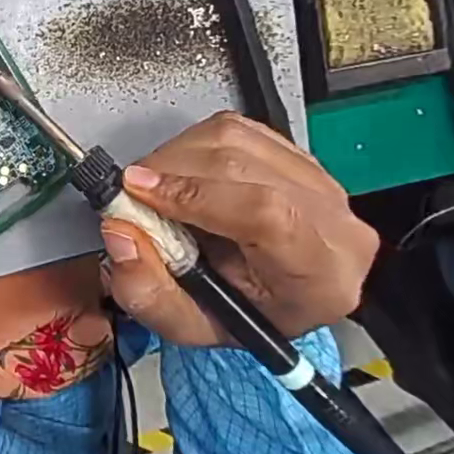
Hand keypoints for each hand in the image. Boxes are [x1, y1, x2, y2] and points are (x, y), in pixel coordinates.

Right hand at [98, 112, 377, 345]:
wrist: (263, 298)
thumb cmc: (235, 314)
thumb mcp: (184, 325)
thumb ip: (146, 291)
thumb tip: (120, 231)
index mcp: (319, 274)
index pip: (265, 213)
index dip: (193, 194)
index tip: (138, 190)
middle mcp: (333, 221)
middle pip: (241, 165)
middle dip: (168, 171)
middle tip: (130, 194)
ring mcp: (319, 180)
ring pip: (234, 137)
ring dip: (174, 156)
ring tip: (155, 189)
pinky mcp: (295, 154)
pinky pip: (234, 128)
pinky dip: (190, 144)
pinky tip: (181, 174)